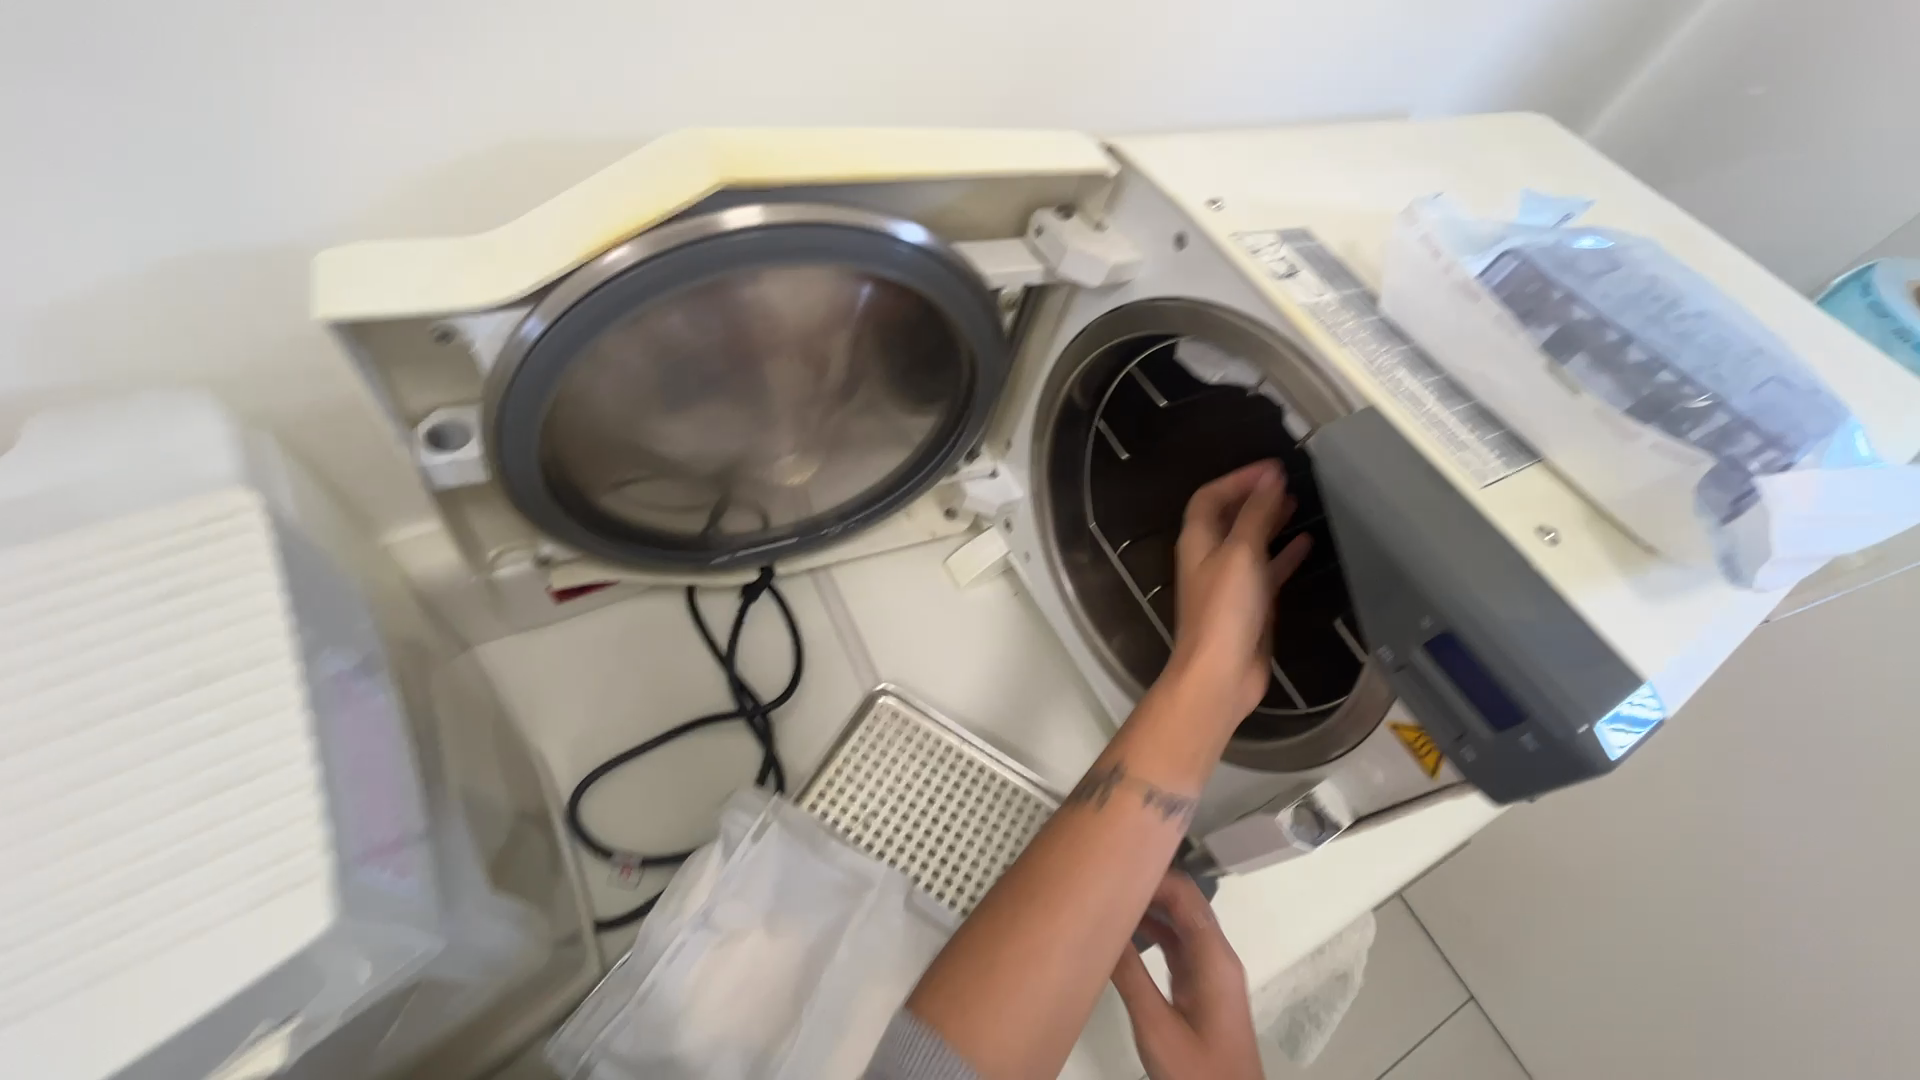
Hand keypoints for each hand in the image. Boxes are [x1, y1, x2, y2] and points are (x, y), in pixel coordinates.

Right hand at [1113, 872, 1261, 1079]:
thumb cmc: (1199, 1075)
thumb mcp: (1157, 1028)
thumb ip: (1130, 976)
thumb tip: (1100, 926)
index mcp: (1213, 957)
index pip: (1184, 894)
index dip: (1151, 875)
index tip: (1112, 869)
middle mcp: (1215, 955)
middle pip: (1184, 901)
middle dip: (1147, 884)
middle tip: (1104, 878)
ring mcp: (1209, 970)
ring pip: (1178, 920)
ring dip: (1148, 906)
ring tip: (1107, 897)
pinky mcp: (1200, 986)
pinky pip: (1175, 943)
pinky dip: (1151, 931)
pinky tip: (1122, 931)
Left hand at [1163, 460, 1311, 727]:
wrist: (1222, 672)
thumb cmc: (1225, 610)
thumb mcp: (1241, 554)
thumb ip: (1256, 514)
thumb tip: (1270, 476)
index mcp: (1197, 540)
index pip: (1209, 497)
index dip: (1236, 479)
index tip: (1271, 468)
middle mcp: (1209, 557)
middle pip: (1229, 517)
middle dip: (1254, 497)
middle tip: (1287, 481)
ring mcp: (1228, 582)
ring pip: (1249, 542)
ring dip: (1269, 521)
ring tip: (1297, 503)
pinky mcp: (1249, 604)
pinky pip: (1266, 569)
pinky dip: (1283, 554)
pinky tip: (1307, 543)